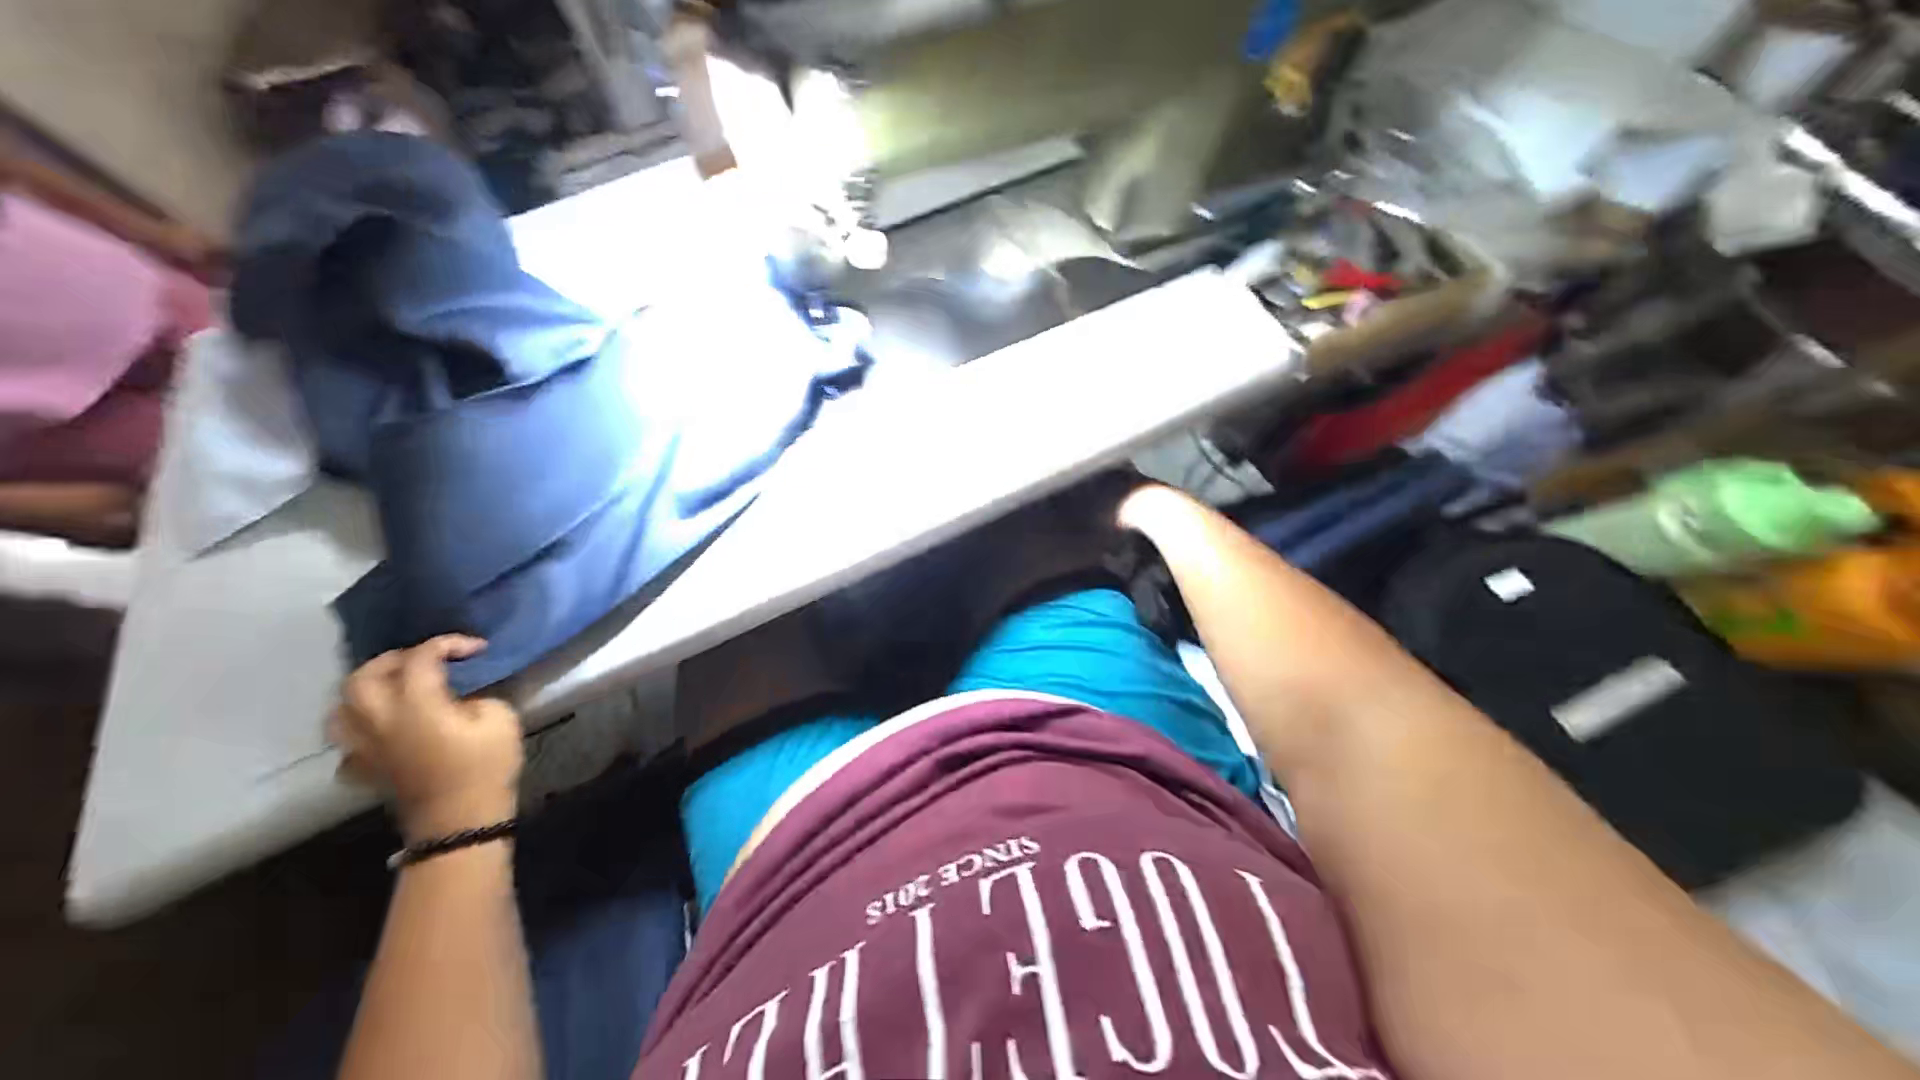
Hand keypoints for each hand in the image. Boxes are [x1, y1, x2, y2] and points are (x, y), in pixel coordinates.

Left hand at [330, 635, 524, 842]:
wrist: (460, 823)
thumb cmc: (485, 768)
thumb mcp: (501, 720)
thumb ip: (475, 698)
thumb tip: (459, 699)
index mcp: (416, 705)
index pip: (420, 657)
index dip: (448, 644)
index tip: (476, 648)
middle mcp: (379, 721)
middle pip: (363, 677)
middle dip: (393, 660)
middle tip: (425, 659)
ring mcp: (364, 748)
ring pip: (340, 709)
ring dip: (365, 692)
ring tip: (394, 689)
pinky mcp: (364, 770)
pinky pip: (347, 744)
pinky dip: (361, 730)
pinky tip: (383, 732)